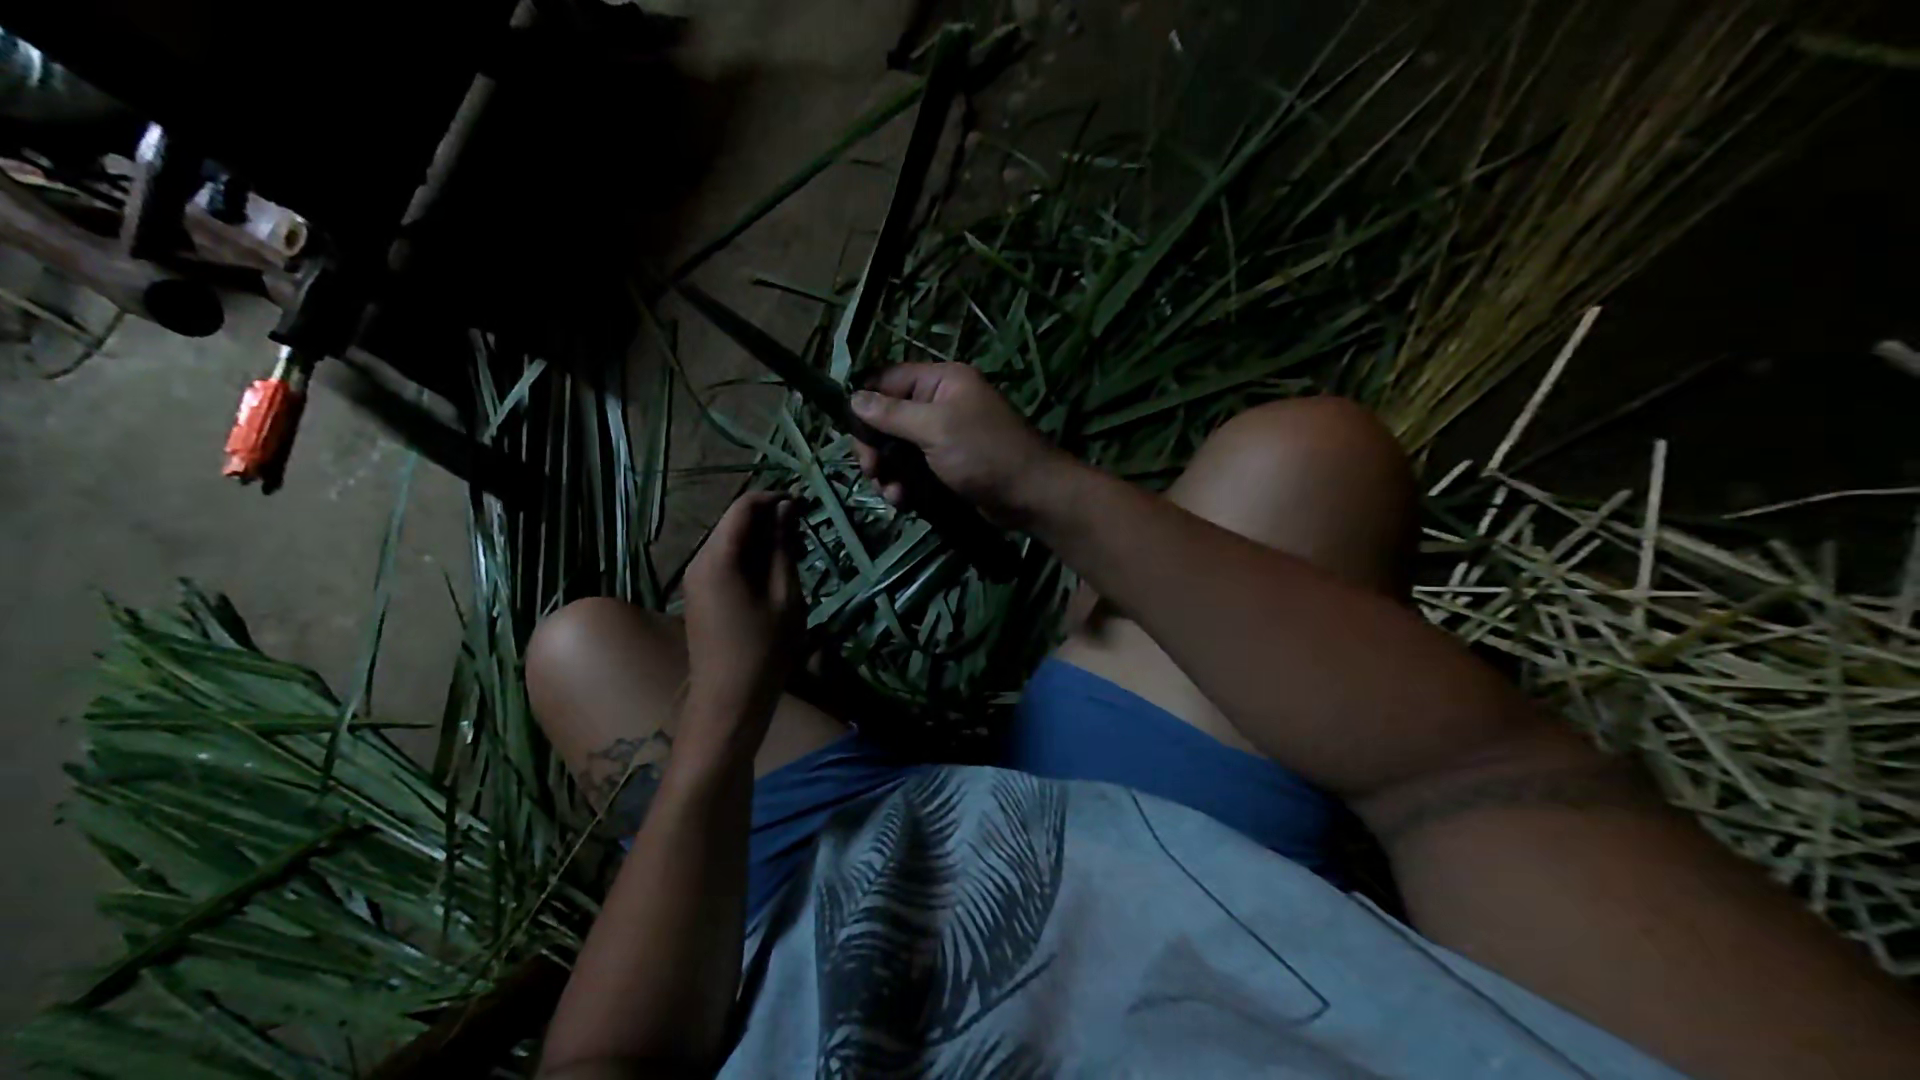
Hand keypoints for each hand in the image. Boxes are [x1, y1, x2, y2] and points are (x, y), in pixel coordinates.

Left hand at [681, 493, 803, 734]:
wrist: (729, 700)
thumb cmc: (764, 649)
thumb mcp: (785, 596)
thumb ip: (783, 547)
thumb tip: (787, 508)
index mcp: (718, 558)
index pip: (743, 507)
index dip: (773, 499)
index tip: (803, 505)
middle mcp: (698, 561)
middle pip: (733, 523)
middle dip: (768, 520)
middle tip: (803, 535)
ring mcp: (695, 579)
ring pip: (730, 542)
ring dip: (761, 541)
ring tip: (794, 556)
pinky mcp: (699, 595)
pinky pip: (724, 562)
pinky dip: (749, 559)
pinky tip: (773, 576)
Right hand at [850, 363, 1070, 523]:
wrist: (1031, 495)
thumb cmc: (984, 453)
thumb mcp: (935, 428)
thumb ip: (892, 413)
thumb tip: (853, 398)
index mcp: (941, 381)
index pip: (887, 380)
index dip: (865, 404)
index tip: (854, 435)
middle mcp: (940, 402)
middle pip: (888, 416)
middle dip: (875, 446)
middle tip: (871, 471)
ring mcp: (944, 435)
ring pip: (897, 447)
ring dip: (887, 470)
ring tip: (892, 493)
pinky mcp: (946, 464)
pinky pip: (913, 468)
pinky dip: (903, 483)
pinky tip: (903, 500)